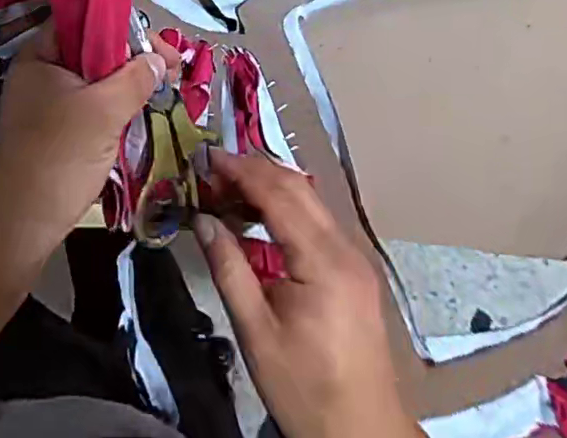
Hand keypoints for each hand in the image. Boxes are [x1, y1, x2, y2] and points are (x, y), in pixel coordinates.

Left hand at [0, 32, 180, 263]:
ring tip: (160, 88)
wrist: (25, 222)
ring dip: (125, 81)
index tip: (161, 50)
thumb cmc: (61, 156)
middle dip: (131, 57)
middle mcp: (38, 70)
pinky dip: (112, 103)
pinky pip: (88, 101)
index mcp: (39, 55)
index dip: (125, 28)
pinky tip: (136, 110)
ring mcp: (44, 100)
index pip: (84, 22)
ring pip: (92, 77)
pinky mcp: (53, 126)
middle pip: (91, 49)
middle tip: (169, 71)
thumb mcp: (105, 111)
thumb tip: (158, 60)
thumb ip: (135, 78)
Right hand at [195, 149, 413, 437]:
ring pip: (309, 200)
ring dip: (269, 185)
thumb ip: (228, 268)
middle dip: (253, 170)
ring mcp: (354, 258)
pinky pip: (316, 221)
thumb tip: (202, 219)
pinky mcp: (354, 270)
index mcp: (323, 262)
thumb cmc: (304, 388)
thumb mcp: (255, 332)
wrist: (364, 436)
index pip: (279, 194)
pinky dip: (284, 207)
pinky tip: (258, 217)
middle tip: (212, 169)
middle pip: (297, 188)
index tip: (207, 156)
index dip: (241, 170)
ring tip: (227, 188)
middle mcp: (345, 249)